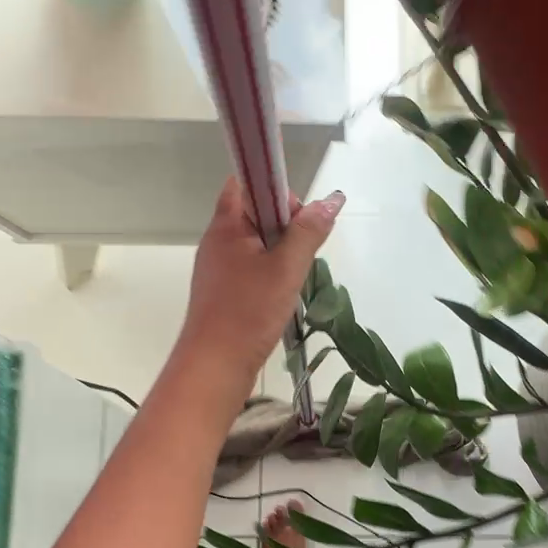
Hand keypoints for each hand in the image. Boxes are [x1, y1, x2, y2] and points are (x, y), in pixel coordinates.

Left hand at [175, 178, 344, 382]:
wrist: (215, 364)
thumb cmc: (249, 311)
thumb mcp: (286, 268)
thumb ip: (308, 232)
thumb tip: (332, 200)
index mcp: (226, 225)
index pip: (247, 183)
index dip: (275, 191)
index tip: (297, 219)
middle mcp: (217, 240)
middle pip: (254, 214)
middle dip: (284, 226)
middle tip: (300, 254)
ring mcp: (217, 268)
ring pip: (254, 244)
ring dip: (279, 254)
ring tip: (292, 278)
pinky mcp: (222, 292)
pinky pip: (249, 269)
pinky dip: (269, 274)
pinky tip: (280, 296)